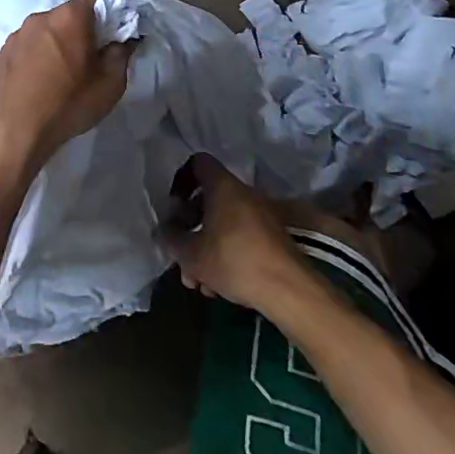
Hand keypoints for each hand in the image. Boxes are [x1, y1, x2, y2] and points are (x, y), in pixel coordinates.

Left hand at [0, 0, 134, 169]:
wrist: (15, 132)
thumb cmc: (68, 104)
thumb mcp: (110, 84)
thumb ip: (121, 54)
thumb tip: (123, 40)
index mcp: (69, 18)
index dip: (105, 14)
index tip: (109, 38)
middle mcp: (38, 19)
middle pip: (66, 15)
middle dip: (78, 32)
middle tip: (87, 62)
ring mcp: (14, 36)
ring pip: (43, 32)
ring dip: (53, 45)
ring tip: (58, 77)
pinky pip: (24, 49)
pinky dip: (33, 59)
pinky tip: (36, 85)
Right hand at [163, 154, 387, 314]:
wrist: (289, 290)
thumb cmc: (234, 261)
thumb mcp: (190, 253)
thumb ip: (170, 237)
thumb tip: (165, 229)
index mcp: (223, 188)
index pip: (198, 163)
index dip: (181, 178)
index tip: (174, 206)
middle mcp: (245, 195)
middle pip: (208, 199)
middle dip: (190, 226)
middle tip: (180, 250)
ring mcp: (262, 217)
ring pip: (223, 224)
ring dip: (205, 247)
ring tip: (197, 280)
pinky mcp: (272, 239)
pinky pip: (240, 238)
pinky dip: (225, 255)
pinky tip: (218, 287)